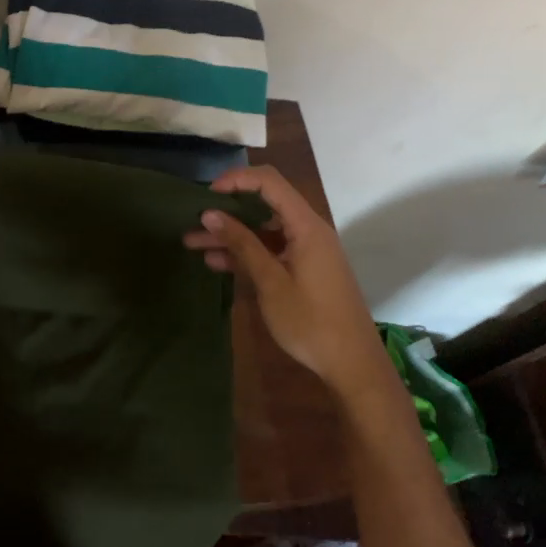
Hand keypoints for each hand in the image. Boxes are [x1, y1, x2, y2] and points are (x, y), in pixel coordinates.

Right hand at [183, 166, 390, 400]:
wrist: (353, 367)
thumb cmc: (311, 322)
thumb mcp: (270, 282)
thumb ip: (241, 244)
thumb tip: (210, 213)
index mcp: (306, 227)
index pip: (269, 182)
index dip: (236, 179)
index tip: (206, 194)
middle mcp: (308, 231)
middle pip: (263, 204)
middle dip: (227, 209)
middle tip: (192, 219)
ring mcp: (306, 251)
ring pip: (262, 229)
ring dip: (230, 234)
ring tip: (192, 243)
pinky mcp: (303, 269)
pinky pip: (270, 249)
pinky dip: (246, 252)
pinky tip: (217, 263)